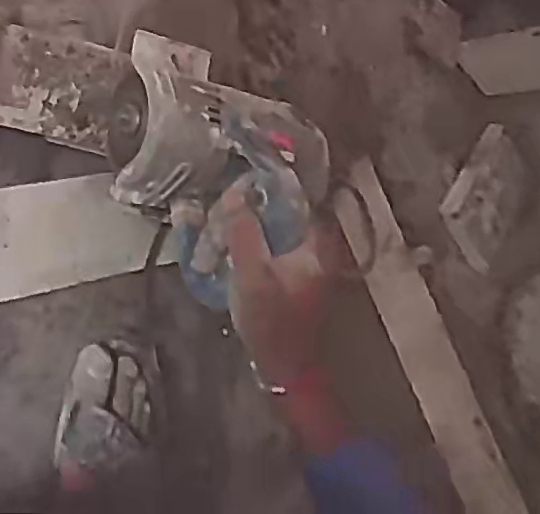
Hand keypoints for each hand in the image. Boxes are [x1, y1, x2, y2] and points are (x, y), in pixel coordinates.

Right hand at [211, 177, 328, 389]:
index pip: (301, 198)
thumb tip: (236, 191)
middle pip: (288, 209)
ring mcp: (305, 264)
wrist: (284, 370)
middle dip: (258, 199)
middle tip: (227, 191)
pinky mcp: (291, 275)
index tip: (248, 170)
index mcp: (317, 247)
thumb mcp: (252, 274)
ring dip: (252, 217)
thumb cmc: (272, 321)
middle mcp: (317, 251)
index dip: (275, 180)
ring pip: (278, 225)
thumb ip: (243, 231)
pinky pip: (272, 242)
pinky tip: (229, 235)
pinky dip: (253, 235)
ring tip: (222, 211)